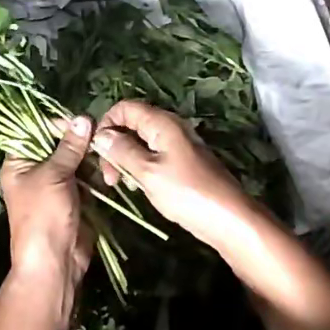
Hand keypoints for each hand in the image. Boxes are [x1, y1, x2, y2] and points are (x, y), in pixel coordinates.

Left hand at [0, 115, 95, 287]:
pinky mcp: (74, 199)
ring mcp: (55, 185)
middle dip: (79, 143)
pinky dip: (96, 176)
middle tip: (99, 139)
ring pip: (76, 162)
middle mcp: (35, 170)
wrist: (54, 262)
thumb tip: (82, 118)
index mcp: (19, 161)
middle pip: (58, 146)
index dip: (57, 125)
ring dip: (91, 160)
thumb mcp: (54, 175)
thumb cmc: (43, 214)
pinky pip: (86, 180)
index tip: (80, 122)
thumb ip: (69, 147)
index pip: (35, 131)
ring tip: (105, 158)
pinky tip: (107, 173)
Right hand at [91, 100, 252, 241]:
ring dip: (125, 158)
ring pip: (140, 142)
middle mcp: (170, 127)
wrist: (231, 221)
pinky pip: (153, 156)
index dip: (106, 124)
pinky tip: (139, 187)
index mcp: (161, 122)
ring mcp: (178, 145)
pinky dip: (140, 167)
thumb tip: (100, 135)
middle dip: (114, 145)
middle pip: (131, 124)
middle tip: (108, 175)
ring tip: (121, 184)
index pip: (123, 108)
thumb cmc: (187, 193)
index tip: (97, 151)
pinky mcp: (183, 163)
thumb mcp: (147, 172)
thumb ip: (121, 150)